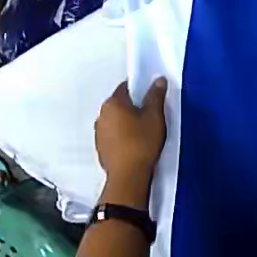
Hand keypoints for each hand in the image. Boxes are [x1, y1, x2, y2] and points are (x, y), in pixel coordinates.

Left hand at [95, 80, 167, 203]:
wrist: (128, 176)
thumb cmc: (142, 142)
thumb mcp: (155, 116)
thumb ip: (156, 95)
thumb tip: (158, 80)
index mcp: (113, 103)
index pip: (125, 87)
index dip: (139, 90)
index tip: (150, 98)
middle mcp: (101, 115)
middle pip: (119, 104)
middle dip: (132, 107)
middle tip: (149, 115)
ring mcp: (98, 132)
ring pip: (114, 120)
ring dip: (125, 122)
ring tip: (142, 132)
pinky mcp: (100, 148)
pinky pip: (112, 135)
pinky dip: (121, 136)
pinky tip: (133, 144)